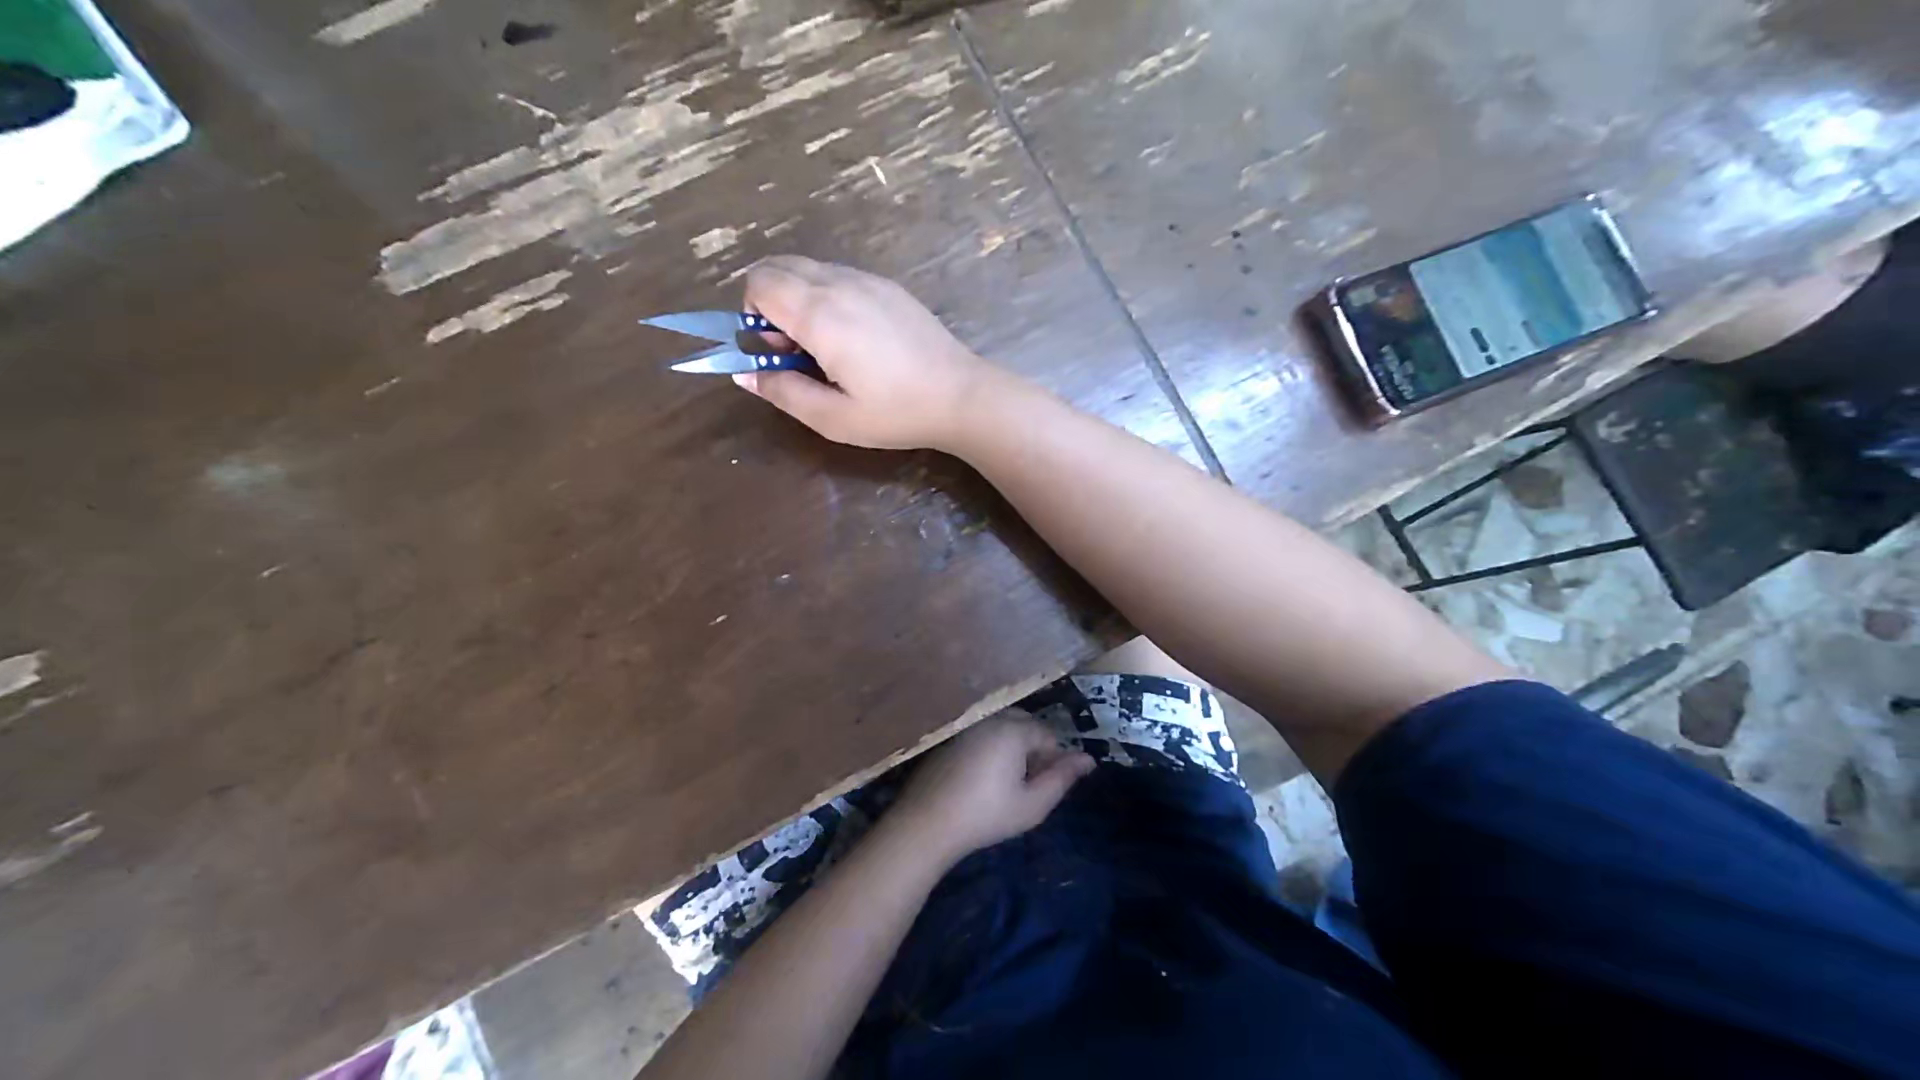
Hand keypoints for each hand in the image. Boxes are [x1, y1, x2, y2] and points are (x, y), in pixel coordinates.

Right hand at [735, 256, 1004, 451]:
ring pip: (809, 269)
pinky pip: (838, 276)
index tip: (776, 352)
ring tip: (827, 348)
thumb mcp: (832, 418)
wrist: (961, 395)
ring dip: (799, 300)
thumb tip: (743, 374)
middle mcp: (839, 283)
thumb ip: (782, 392)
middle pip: (778, 266)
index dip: (752, 315)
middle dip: (770, 303)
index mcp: (820, 313)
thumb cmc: (896, 412)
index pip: (758, 282)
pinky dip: (827, 297)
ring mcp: (867, 279)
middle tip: (796, 350)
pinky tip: (855, 340)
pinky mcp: (888, 286)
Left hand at [884, 712, 1095, 865]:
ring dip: (1013, 747)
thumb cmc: (986, 815)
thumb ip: (1062, 778)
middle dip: (1034, 747)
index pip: (1047, 734)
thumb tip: (1088, 759)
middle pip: (1024, 724)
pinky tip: (984, 779)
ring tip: (1009, 783)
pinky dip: (991, 748)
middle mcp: (990, 720)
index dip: (1055, 759)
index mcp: (1013, 730)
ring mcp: (966, 728)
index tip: (1048, 787)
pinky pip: (981, 735)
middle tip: (1031, 783)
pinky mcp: (949, 740)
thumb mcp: (1033, 804)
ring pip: (1001, 727)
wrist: (927, 822)